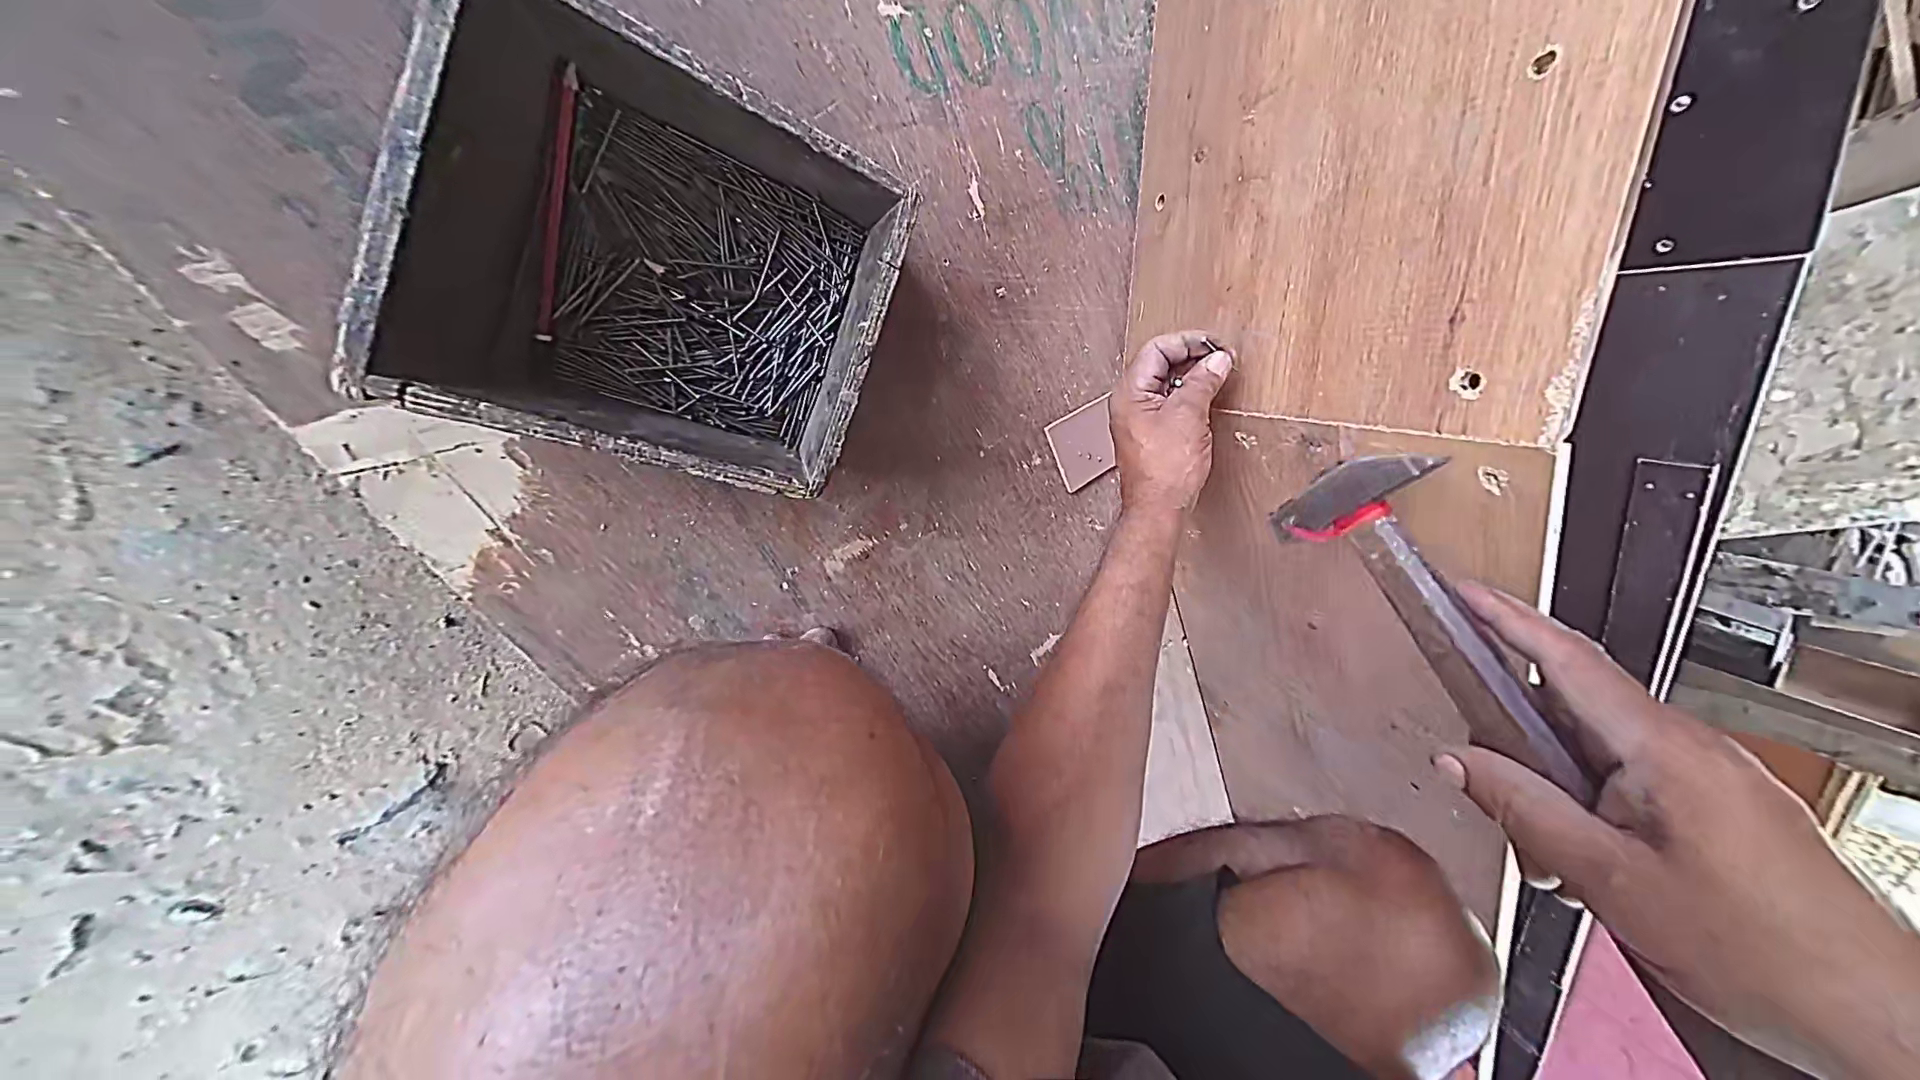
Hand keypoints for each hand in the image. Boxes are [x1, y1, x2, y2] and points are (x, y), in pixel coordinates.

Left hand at [1110, 330, 1232, 516]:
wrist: (1158, 508)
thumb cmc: (1164, 471)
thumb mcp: (1188, 415)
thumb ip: (1203, 381)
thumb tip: (1217, 360)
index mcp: (1129, 393)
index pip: (1155, 349)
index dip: (1186, 342)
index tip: (1213, 346)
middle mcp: (1128, 403)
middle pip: (1159, 364)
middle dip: (1191, 357)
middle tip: (1220, 359)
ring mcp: (1138, 419)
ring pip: (1165, 384)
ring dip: (1192, 376)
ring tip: (1218, 376)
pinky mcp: (1150, 434)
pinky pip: (1168, 404)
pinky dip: (1188, 396)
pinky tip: (1207, 398)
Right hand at [1435, 583, 1919, 1078]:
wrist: (1882, 1025)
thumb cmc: (1773, 957)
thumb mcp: (1610, 878)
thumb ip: (1520, 806)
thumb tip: (1455, 760)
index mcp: (1668, 751)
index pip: (1566, 658)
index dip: (1504, 616)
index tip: (1461, 590)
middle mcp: (1689, 750)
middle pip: (1568, 703)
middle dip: (1509, 725)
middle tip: (1473, 757)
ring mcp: (1704, 777)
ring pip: (1590, 746)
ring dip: (1546, 779)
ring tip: (1540, 838)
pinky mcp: (1710, 804)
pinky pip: (1619, 776)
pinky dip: (1579, 800)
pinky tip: (1575, 849)